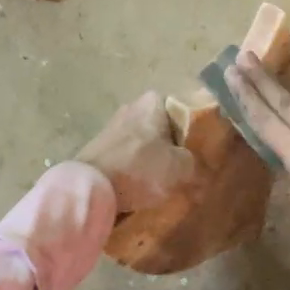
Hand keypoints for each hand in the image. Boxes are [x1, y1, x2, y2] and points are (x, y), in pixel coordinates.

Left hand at [75, 91, 197, 212]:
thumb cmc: (139, 169)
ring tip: (162, 183)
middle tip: (183, 170)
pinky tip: (140, 186)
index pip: (184, 110)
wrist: (90, 188)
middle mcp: (132, 106)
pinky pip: (128, 154)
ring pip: (145, 142)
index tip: (199, 153)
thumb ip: (194, 162)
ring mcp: (113, 125)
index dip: (195, 132)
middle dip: (172, 146)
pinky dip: (135, 167)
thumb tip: (193, 165)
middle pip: (164, 127)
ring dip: (152, 159)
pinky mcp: (100, 145)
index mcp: (154, 101)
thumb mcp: (179, 168)